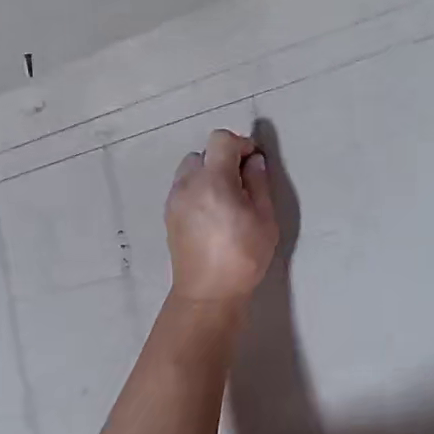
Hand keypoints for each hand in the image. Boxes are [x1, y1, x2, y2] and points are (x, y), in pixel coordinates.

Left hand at [165, 129, 278, 305]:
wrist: (208, 293)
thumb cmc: (243, 256)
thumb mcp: (264, 219)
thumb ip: (258, 184)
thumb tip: (254, 161)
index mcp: (214, 180)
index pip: (221, 140)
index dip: (241, 144)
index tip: (254, 161)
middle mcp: (188, 184)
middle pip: (203, 153)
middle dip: (223, 160)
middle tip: (241, 183)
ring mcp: (174, 199)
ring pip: (190, 170)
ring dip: (208, 174)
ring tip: (225, 199)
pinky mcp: (169, 214)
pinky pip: (183, 188)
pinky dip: (197, 190)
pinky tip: (211, 214)